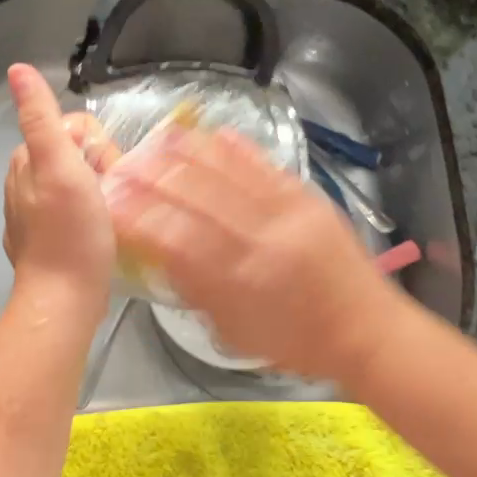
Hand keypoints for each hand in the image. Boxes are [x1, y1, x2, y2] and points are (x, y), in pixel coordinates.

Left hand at [1, 64, 117, 315]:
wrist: (65, 299)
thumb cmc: (71, 232)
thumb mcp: (60, 166)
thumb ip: (41, 117)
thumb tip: (17, 69)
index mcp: (27, 160)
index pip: (75, 128)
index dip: (98, 146)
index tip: (104, 173)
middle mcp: (23, 183)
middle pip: (77, 155)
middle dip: (100, 171)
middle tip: (108, 200)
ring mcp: (32, 216)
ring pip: (78, 185)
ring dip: (99, 195)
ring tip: (107, 220)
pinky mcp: (44, 243)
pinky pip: (74, 215)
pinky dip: (90, 219)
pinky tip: (97, 237)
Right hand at [104, 127, 403, 380]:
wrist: (366, 331)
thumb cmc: (295, 342)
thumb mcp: (235, 331)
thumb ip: (197, 290)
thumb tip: (161, 253)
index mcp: (238, 278)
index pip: (175, 237)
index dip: (138, 216)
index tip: (111, 201)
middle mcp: (260, 238)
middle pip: (196, 196)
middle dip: (153, 178)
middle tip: (124, 165)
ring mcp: (286, 212)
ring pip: (228, 172)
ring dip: (189, 153)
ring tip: (158, 140)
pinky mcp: (308, 198)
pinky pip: (266, 165)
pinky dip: (237, 147)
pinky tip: (213, 134)